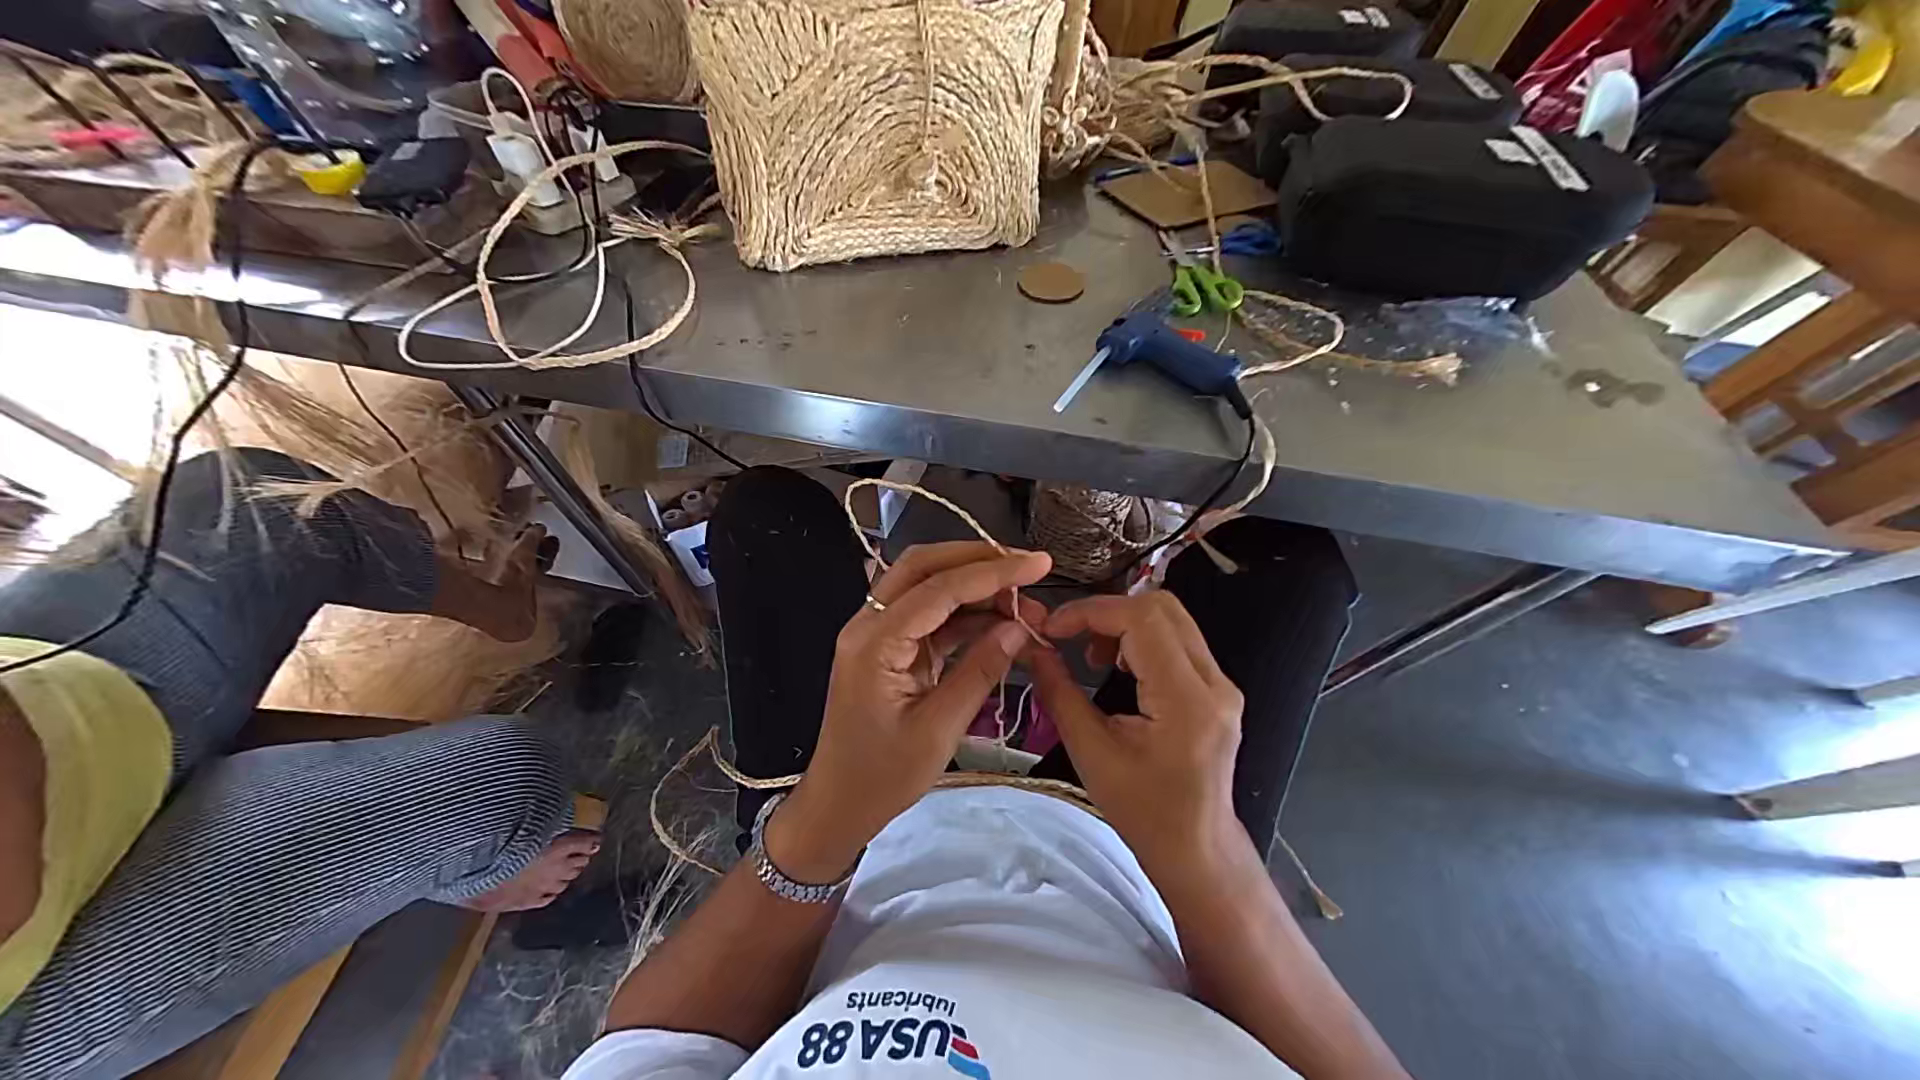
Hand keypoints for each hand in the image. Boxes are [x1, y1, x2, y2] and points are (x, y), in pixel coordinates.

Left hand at [765, 542, 1050, 882]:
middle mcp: (870, 624)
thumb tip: (1020, 628)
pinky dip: (967, 614)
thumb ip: (980, 671)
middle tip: (1030, 567)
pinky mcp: (891, 648)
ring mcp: (879, 634)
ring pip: (929, 587)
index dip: (992, 572)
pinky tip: (1002, 623)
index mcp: (874, 642)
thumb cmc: (883, 776)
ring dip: (977, 588)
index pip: (938, 588)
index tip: (1038, 563)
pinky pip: (931, 616)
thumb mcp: (939, 729)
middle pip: (924, 567)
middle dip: (979, 560)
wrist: (838, 804)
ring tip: (1026, 606)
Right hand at [1025, 592, 1247, 868]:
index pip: (1142, 619)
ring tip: (1093, 657)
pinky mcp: (1217, 689)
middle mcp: (1215, 683)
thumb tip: (1031, 650)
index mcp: (1186, 701)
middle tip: (1070, 636)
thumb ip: (1059, 693)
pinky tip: (1118, 666)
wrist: (1196, 849)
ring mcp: (1222, 684)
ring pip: (1172, 618)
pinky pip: (1178, 640)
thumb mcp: (1090, 752)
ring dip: (1124, 623)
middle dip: (1107, 611)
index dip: (1091, 611)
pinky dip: (1141, 639)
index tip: (1052, 628)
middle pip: (1162, 606)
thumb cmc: (1142, 810)